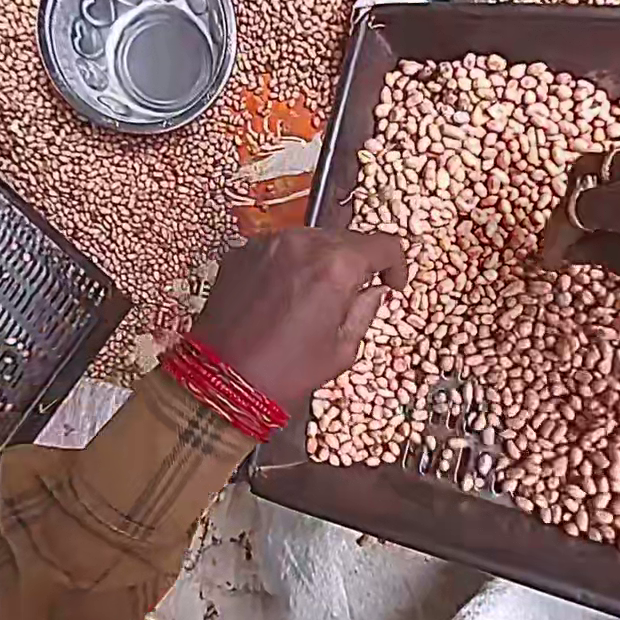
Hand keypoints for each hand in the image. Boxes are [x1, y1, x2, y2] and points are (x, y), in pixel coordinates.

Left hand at [190, 227, 407, 410]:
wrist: (223, 380)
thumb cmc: (286, 372)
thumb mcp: (341, 350)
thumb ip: (365, 310)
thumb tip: (374, 290)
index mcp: (337, 267)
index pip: (383, 244)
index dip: (396, 263)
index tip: (392, 281)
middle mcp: (304, 244)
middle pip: (347, 238)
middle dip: (358, 263)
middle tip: (355, 293)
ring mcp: (270, 244)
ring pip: (312, 239)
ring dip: (324, 261)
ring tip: (317, 296)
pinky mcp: (244, 252)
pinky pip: (281, 248)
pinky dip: (292, 264)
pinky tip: (286, 296)